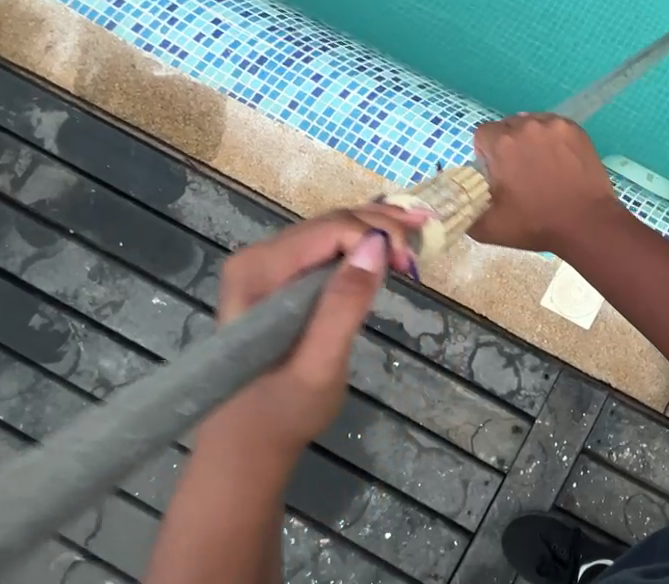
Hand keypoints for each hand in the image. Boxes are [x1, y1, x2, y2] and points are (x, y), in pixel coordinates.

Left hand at [199, 205, 424, 463]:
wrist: (246, 446)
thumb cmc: (281, 412)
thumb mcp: (319, 366)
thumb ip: (344, 306)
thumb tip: (379, 245)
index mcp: (258, 273)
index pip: (330, 229)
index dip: (377, 235)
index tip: (410, 267)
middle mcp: (259, 259)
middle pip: (334, 222)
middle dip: (383, 228)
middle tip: (422, 248)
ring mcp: (269, 266)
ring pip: (336, 228)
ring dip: (380, 230)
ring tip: (419, 232)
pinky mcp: (283, 277)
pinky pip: (331, 245)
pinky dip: (366, 241)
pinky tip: (393, 240)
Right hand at [470, 114, 623, 254]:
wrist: (586, 222)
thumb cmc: (536, 223)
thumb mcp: (488, 227)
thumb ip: (467, 210)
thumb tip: (463, 202)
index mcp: (503, 144)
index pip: (483, 134)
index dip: (486, 153)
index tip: (496, 172)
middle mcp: (528, 126)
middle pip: (508, 125)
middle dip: (508, 144)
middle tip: (518, 170)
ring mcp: (555, 125)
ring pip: (532, 123)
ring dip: (530, 138)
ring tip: (540, 163)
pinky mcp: (577, 130)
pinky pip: (555, 126)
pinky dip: (552, 138)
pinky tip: (559, 158)